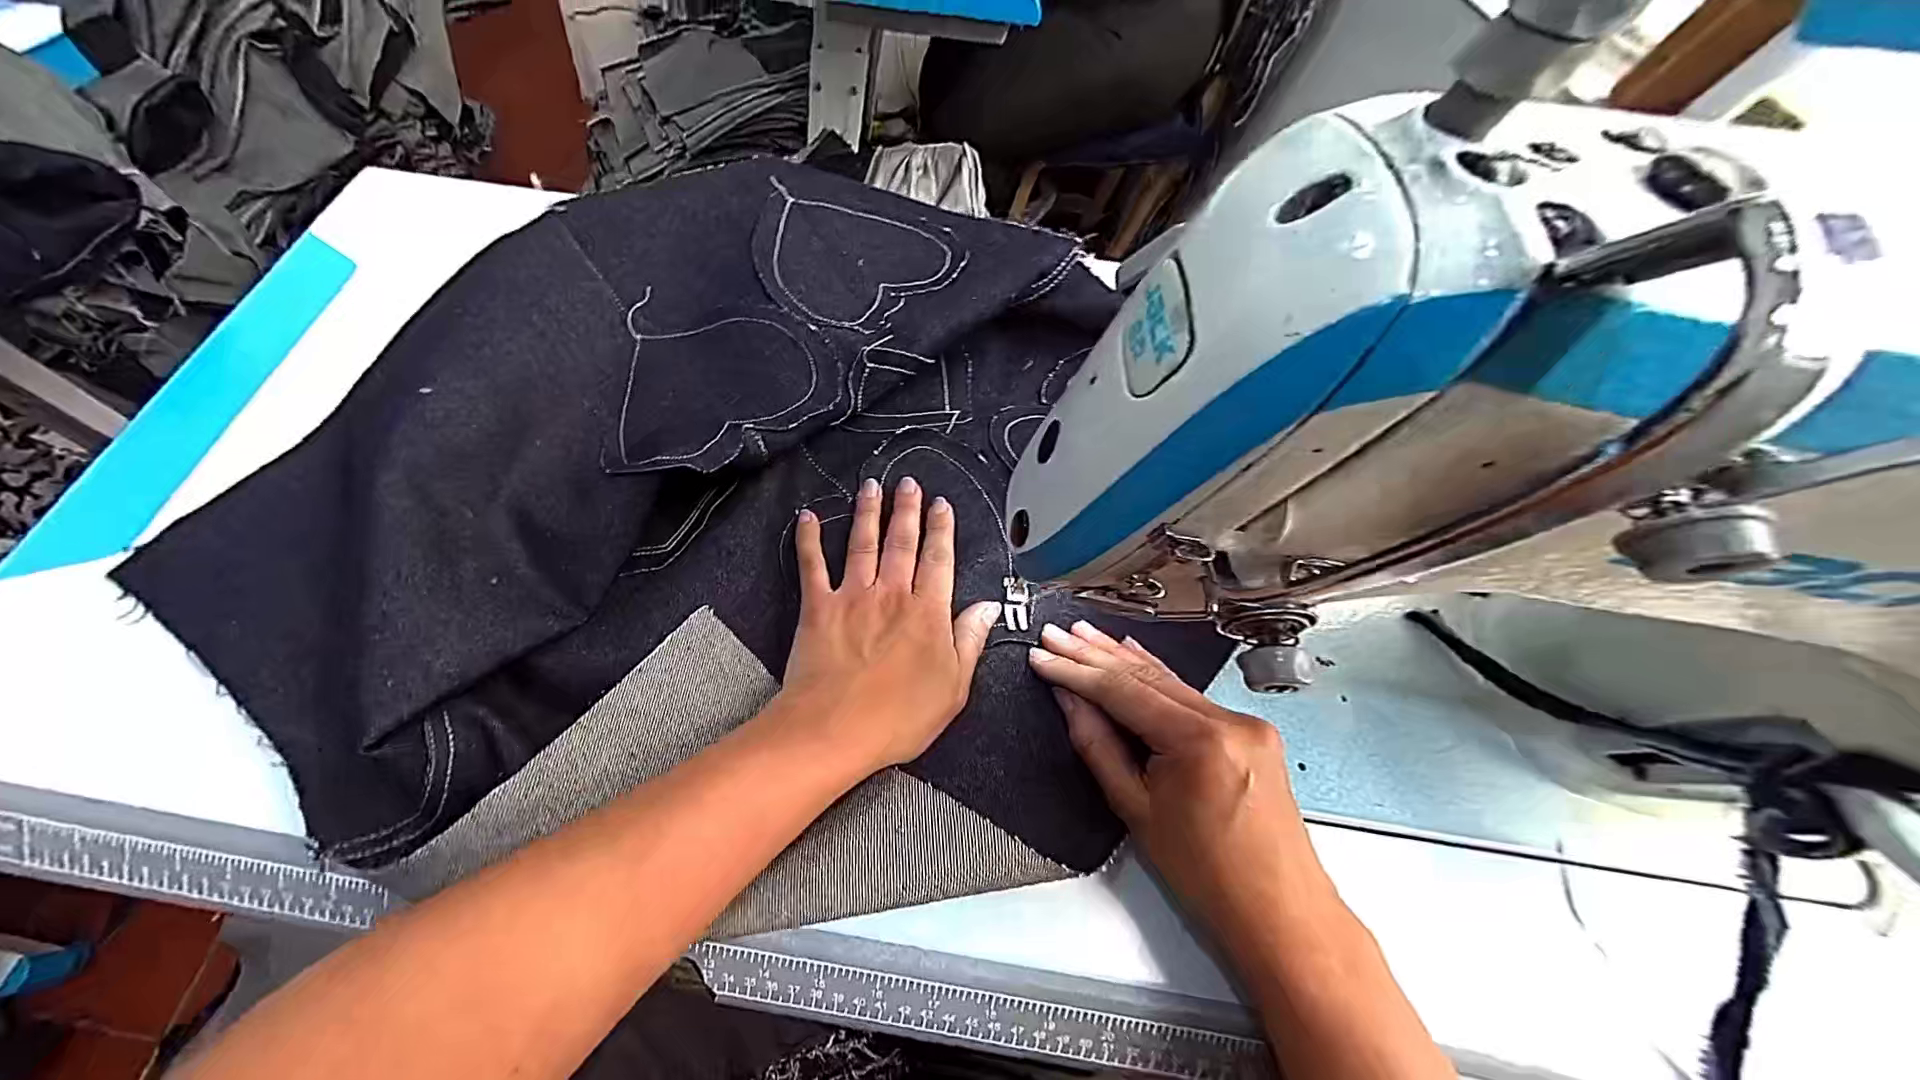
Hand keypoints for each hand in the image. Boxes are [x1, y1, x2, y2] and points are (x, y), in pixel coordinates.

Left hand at [780, 475, 1001, 771]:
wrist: (834, 731)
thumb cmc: (897, 717)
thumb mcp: (953, 686)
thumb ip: (969, 640)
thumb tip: (987, 609)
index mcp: (927, 613)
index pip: (939, 559)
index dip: (941, 530)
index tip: (942, 506)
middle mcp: (891, 595)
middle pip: (902, 542)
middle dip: (907, 509)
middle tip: (909, 484)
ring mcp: (852, 598)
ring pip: (863, 543)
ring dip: (868, 512)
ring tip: (872, 487)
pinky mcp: (817, 609)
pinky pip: (812, 565)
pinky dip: (809, 540)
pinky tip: (809, 517)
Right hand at [1026, 622, 1327, 935]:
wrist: (1280, 915)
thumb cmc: (1215, 879)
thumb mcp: (1137, 810)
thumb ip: (1098, 745)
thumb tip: (1072, 703)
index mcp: (1200, 742)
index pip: (1123, 690)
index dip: (1075, 671)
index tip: (1045, 657)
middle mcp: (1230, 722)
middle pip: (1146, 676)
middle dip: (1094, 654)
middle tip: (1057, 636)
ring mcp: (1245, 724)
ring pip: (1169, 680)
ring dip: (1122, 659)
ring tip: (1085, 637)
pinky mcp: (1251, 732)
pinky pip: (1192, 695)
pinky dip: (1157, 677)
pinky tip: (1134, 654)